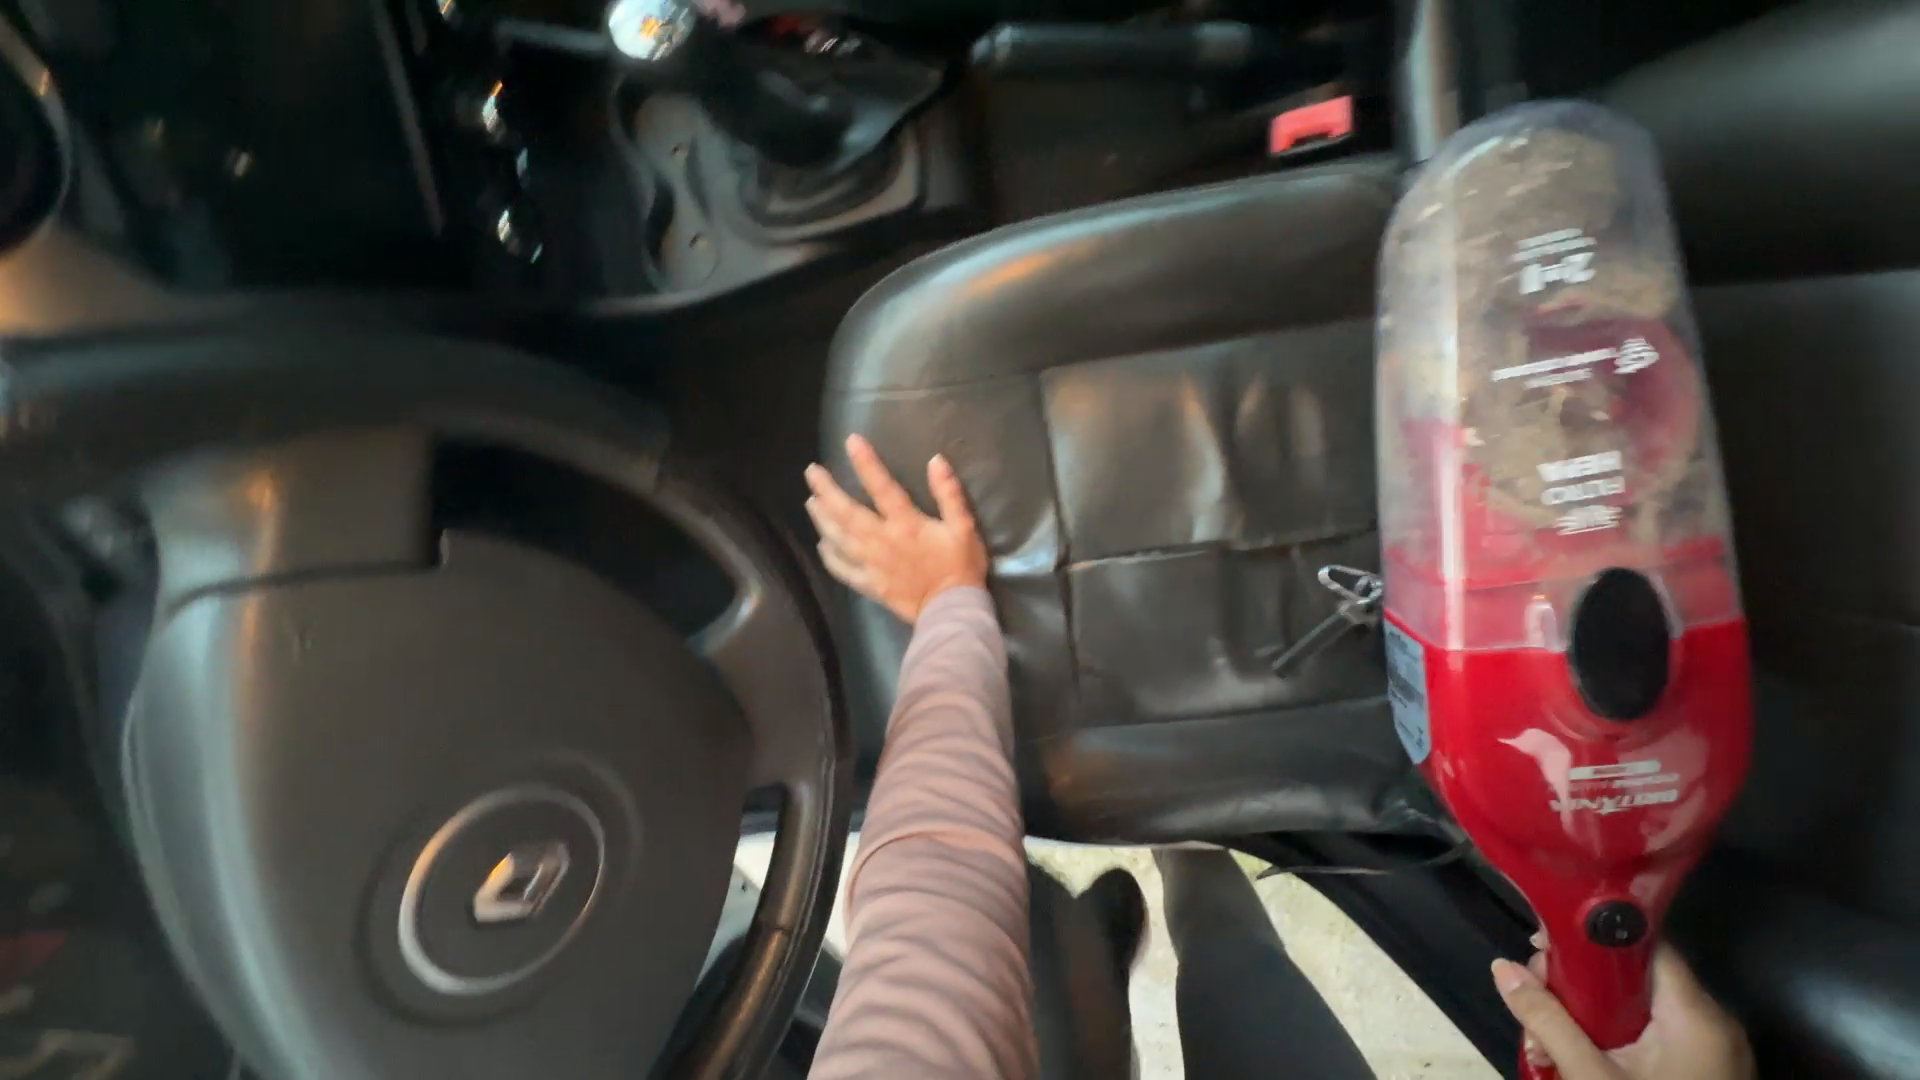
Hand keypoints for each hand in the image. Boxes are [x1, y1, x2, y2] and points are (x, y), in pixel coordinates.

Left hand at [804, 434, 988, 624]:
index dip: (865, 462)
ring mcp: (872, 564)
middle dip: (827, 490)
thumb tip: (936, 460)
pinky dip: (830, 557)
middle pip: (846, 512)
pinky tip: (822, 546)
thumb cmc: (961, 566)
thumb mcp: (964, 527)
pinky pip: (843, 569)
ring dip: (822, 519)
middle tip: (811, 473)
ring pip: (838, 538)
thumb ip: (949, 494)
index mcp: (905, 523)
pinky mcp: (870, 584)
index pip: (881, 486)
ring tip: (811, 502)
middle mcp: (881, 540)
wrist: (953, 609)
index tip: (850, 441)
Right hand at [1493, 940, 1753, 1079]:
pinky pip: (1645, 1033)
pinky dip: (1606, 1038)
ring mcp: (1709, 1050)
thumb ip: (1546, 1019)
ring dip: (1579, 1015)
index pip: (1640, 941)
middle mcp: (1709, 1022)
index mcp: (1694, 1015)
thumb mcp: (1592, 1078)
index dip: (1587, 934)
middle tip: (1532, 1002)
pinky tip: (1573, 1061)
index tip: (1540, 946)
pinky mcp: (1701, 1071)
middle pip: (1628, 973)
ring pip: (1630, 1005)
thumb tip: (1501, 967)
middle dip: (1570, 984)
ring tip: (1544, 1047)